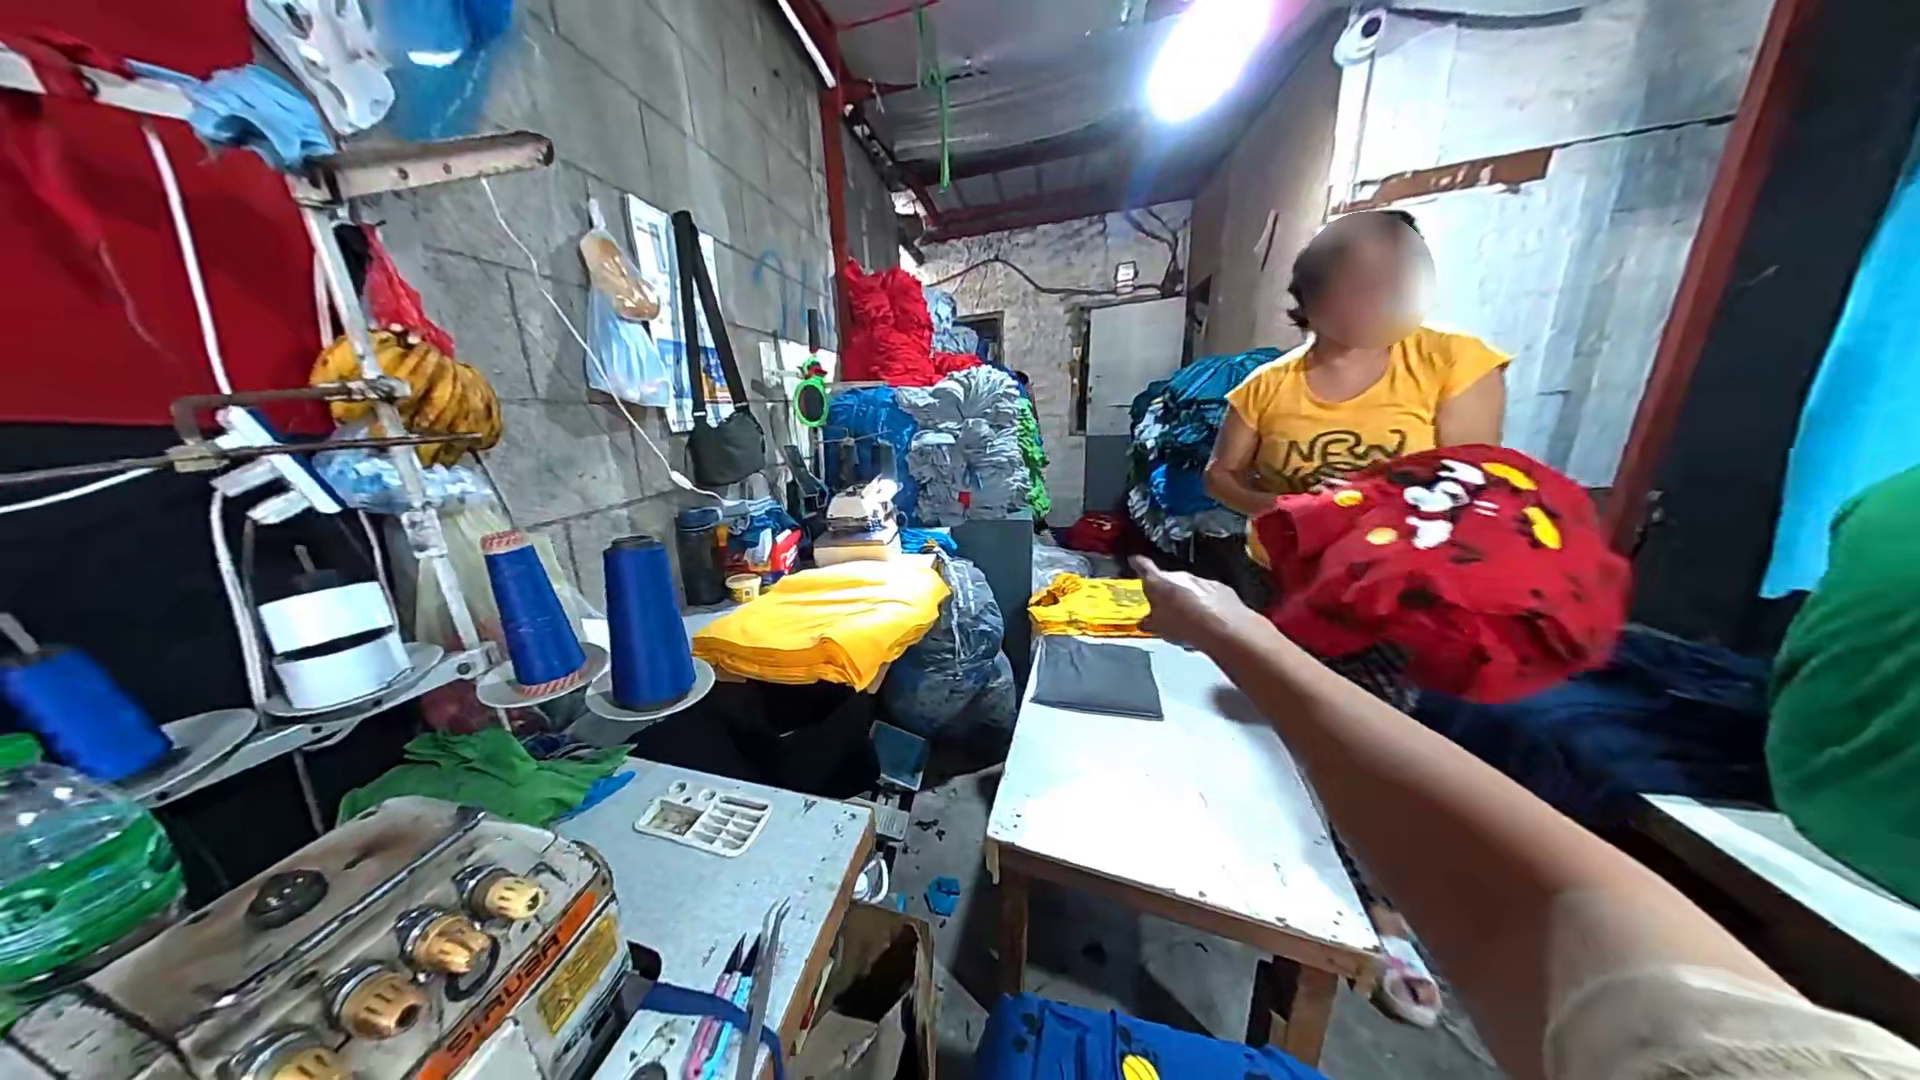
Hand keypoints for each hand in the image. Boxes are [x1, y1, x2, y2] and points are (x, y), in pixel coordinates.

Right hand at [1131, 556, 1270, 650]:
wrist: (1224, 629)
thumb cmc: (1183, 626)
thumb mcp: (1159, 628)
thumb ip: (1150, 621)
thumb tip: (1145, 622)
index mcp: (1158, 582)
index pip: (1143, 566)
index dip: (1137, 564)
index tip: (1134, 561)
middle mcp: (1179, 576)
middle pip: (1168, 580)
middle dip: (1166, 592)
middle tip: (1165, 610)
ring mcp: (1201, 580)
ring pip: (1189, 587)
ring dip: (1187, 599)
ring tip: (1188, 620)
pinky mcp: (1221, 588)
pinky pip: (1208, 594)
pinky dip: (1206, 604)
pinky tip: (1208, 620)